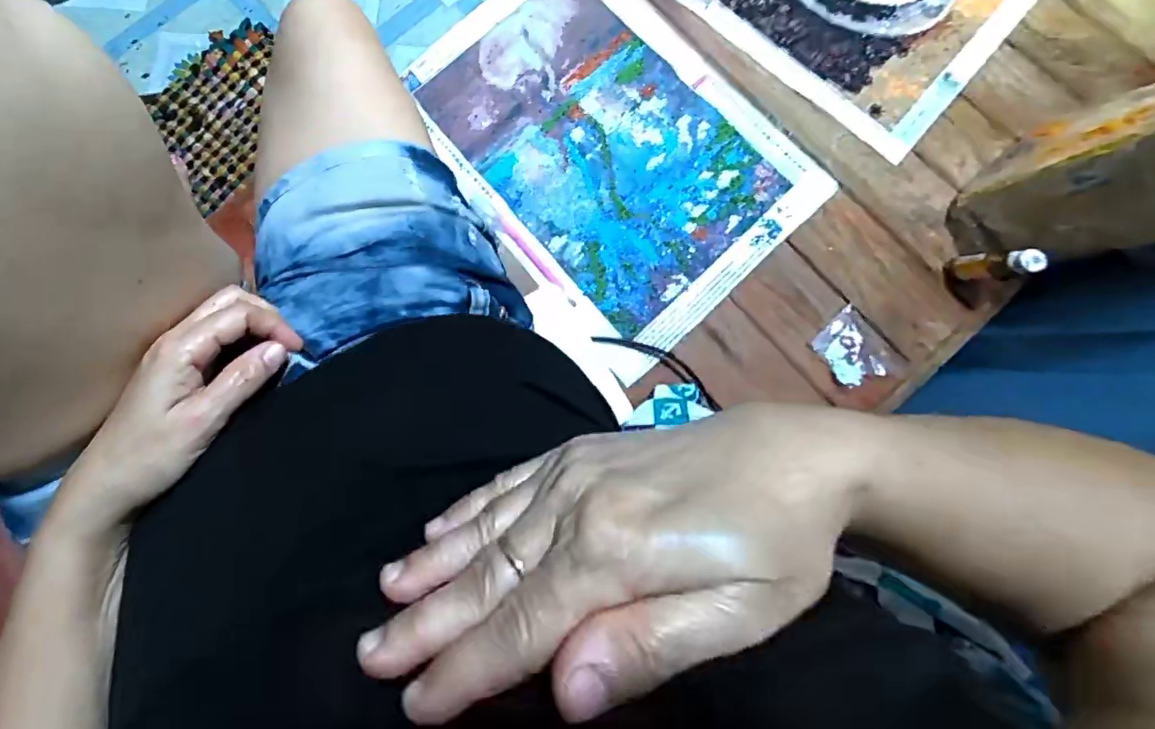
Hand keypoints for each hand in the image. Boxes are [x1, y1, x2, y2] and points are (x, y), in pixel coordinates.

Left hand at [51, 286, 302, 534]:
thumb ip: (242, 380)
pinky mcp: (172, 364)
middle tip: (288, 345)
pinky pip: (212, 332)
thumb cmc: (151, 457)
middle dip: (264, 314)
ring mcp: (171, 349)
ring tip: (275, 349)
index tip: (297, 350)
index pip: (237, 312)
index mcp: (180, 346)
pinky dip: (239, 335)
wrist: (104, 486)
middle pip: (228, 301)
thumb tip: (280, 349)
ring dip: (252, 322)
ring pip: (220, 313)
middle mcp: (174, 337)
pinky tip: (251, 357)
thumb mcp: (203, 421)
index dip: (273, 324)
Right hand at [356, 405, 873, 723]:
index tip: (414, 702)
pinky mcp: (571, 454)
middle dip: (428, 620)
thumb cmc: (774, 546)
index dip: (466, 667)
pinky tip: (436, 529)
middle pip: (490, 574)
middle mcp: (573, 505)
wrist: (783, 453)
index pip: (524, 624)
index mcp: (613, 551)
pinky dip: (465, 511)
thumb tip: (566, 695)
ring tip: (388, 592)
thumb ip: (647, 647)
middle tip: (371, 653)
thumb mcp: (740, 616)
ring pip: (486, 528)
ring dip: (432, 564)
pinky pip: (505, 486)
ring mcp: (567, 472)